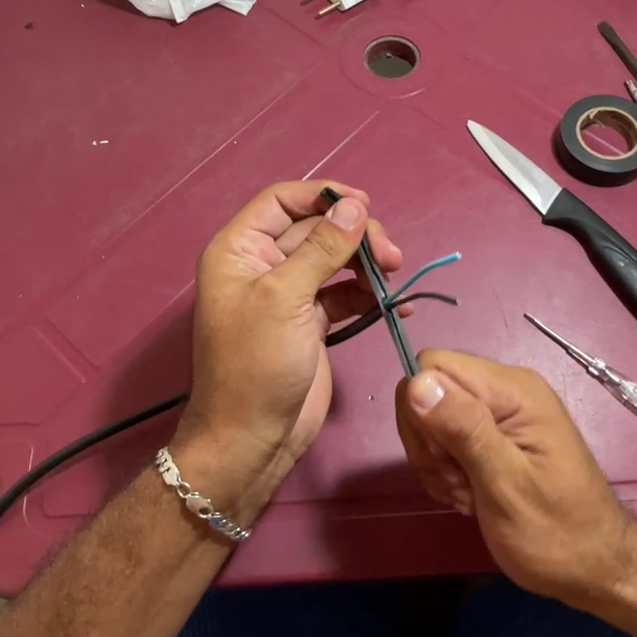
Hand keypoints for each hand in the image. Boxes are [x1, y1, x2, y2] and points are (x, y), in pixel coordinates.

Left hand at [171, 180, 402, 520]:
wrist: (252, 439)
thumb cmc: (256, 363)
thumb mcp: (286, 298)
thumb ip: (322, 248)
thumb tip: (354, 206)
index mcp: (240, 250)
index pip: (282, 201)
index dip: (322, 197)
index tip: (366, 206)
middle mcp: (262, 266)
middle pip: (315, 229)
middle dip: (355, 236)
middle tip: (391, 256)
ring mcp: (289, 296)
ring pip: (334, 261)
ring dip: (367, 265)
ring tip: (393, 281)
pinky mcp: (312, 324)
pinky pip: (345, 295)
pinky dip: (369, 296)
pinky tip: (396, 304)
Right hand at [394, 350, 636, 607]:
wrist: (594, 567)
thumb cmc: (555, 533)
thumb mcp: (506, 484)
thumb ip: (464, 429)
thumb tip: (418, 382)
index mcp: (513, 390)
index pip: (434, 366)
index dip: (423, 410)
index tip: (443, 458)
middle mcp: (505, 389)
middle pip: (428, 389)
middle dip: (427, 440)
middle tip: (457, 482)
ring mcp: (500, 411)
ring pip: (431, 417)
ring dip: (436, 461)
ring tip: (467, 494)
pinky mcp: (494, 434)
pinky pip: (445, 436)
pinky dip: (445, 469)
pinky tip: (469, 496)